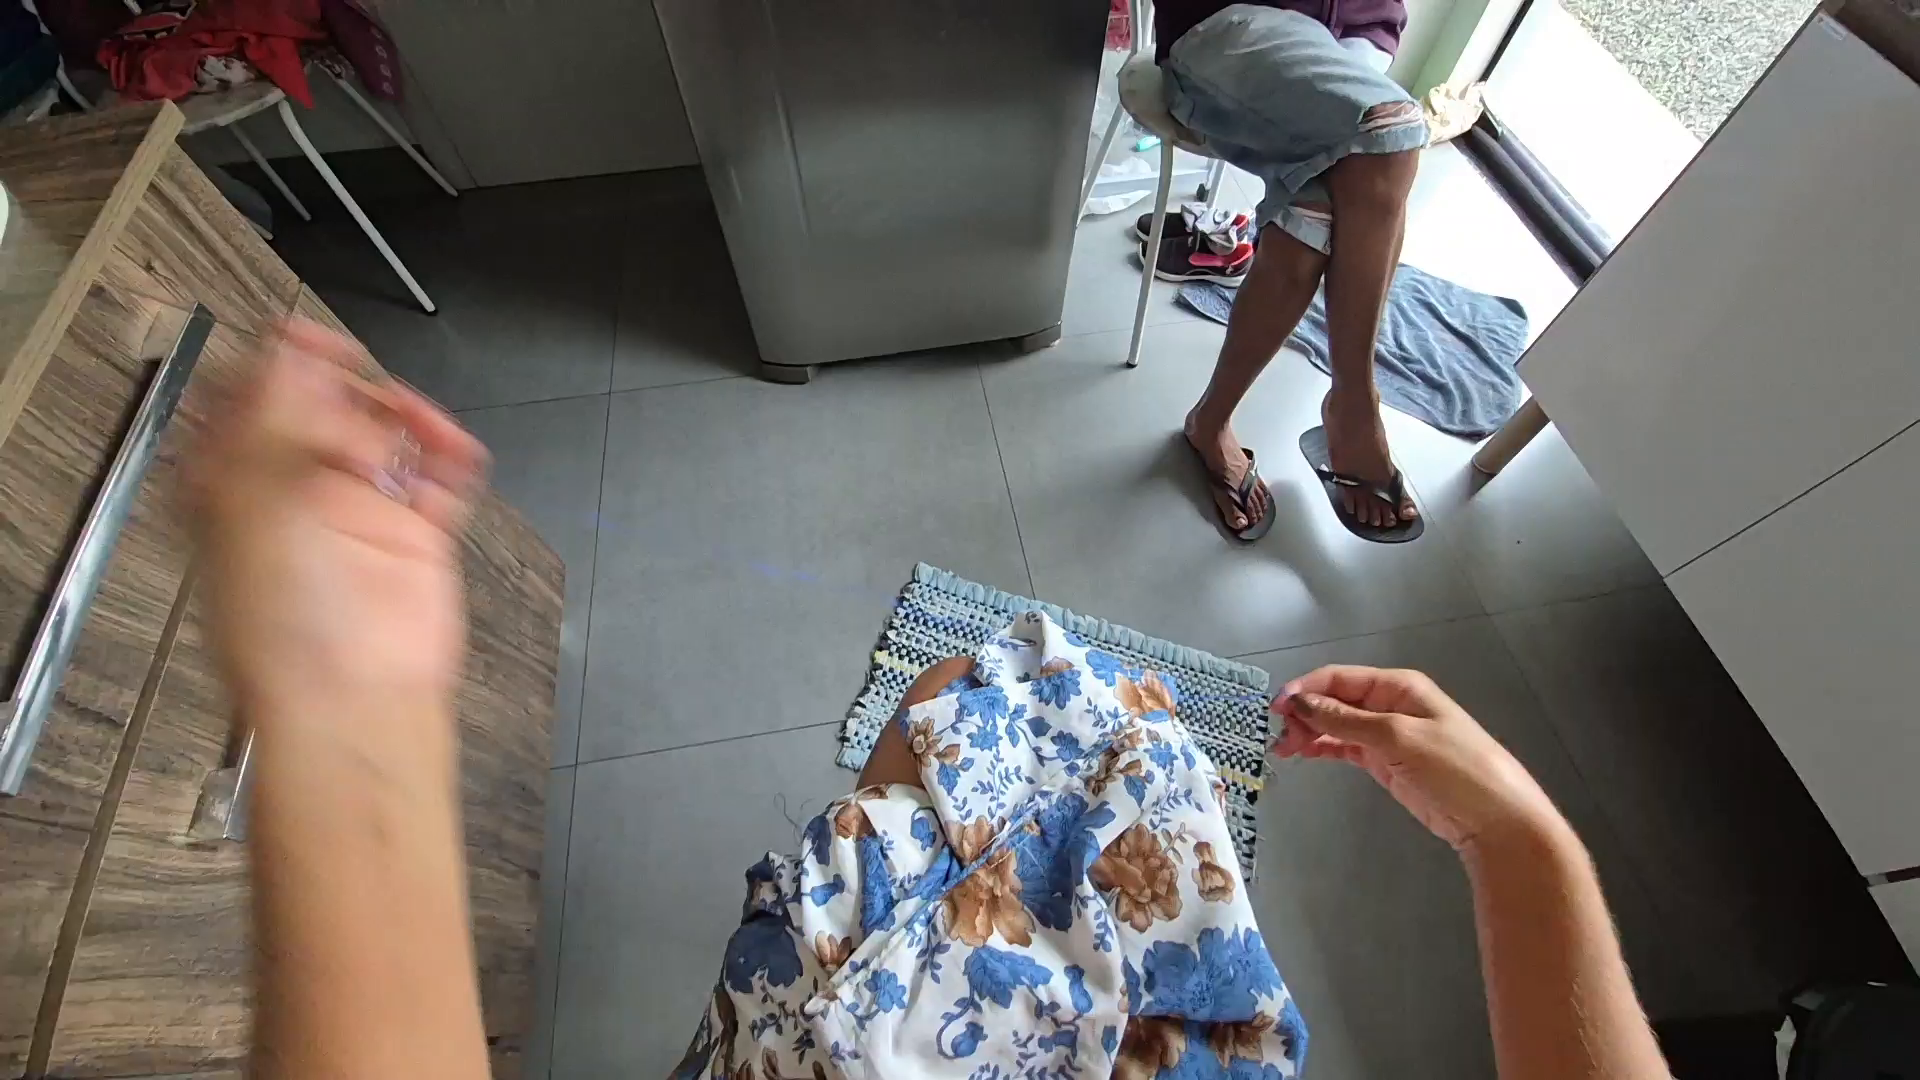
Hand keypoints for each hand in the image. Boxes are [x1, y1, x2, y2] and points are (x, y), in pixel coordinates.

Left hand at [191, 321, 486, 752]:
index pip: (255, 401)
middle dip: (357, 394)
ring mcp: (367, 512)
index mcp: (242, 482)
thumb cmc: (290, 618)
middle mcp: (303, 490)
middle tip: (376, 396)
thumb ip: (282, 429)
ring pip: (395, 441)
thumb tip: (297, 360)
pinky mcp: (422, 533)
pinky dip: (456, 459)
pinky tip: (460, 449)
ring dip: (412, 422)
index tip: (315, 337)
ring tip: (426, 422)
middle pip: (334, 412)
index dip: (282, 364)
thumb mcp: (260, 507)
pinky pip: (445, 481)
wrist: (360, 685)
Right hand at [1271, 666, 1565, 854]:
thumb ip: (1344, 720)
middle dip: (1303, 713)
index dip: (1304, 689)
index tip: (1276, 709)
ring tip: (1284, 751)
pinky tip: (1303, 754)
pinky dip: (1321, 747)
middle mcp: (1388, 704)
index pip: (1338, 678)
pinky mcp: (1384, 761)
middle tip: (1281, 738)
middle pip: (1332, 700)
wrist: (1500, 823)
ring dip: (1307, 732)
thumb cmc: (1455, 769)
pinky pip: (1343, 746)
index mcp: (1397, 687)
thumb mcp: (1397, 737)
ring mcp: (1386, 733)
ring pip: (1333, 724)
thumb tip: (1298, 701)